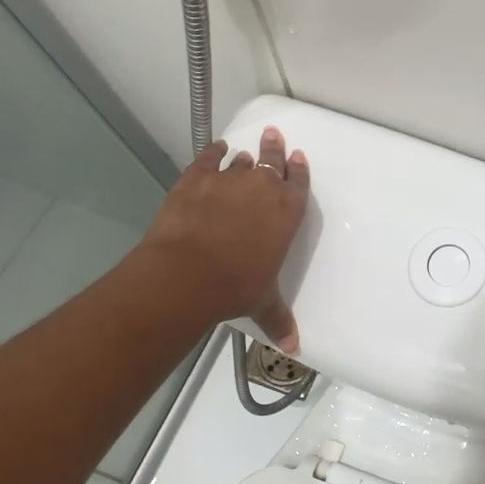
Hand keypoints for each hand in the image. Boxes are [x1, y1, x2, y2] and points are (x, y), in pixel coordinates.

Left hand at [133, 126, 308, 351]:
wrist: (186, 275)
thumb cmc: (235, 287)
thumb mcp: (263, 302)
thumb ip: (279, 318)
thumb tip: (294, 348)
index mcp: (287, 212)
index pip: (298, 181)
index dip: (298, 169)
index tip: (297, 157)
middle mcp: (262, 188)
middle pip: (272, 160)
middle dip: (274, 147)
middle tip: (274, 135)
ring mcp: (228, 179)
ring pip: (240, 161)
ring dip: (242, 159)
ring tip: (241, 155)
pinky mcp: (196, 178)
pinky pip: (207, 158)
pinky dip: (212, 153)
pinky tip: (214, 150)